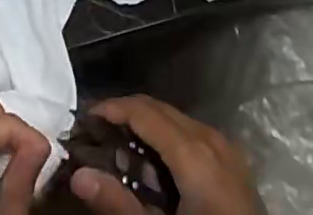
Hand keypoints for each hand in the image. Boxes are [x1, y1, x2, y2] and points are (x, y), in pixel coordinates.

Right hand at [67, 96, 261, 214]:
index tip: (83, 118)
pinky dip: (167, 140)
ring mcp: (226, 147)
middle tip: (94, 133)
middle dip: (126, 115)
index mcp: (193, 150)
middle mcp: (210, 137)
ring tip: (116, 148)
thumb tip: (79, 176)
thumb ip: (118, 204)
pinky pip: (193, 136)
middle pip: (161, 110)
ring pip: (177, 120)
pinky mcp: (232, 162)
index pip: (144, 111)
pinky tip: (151, 165)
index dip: (112, 108)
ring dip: (146, 127)